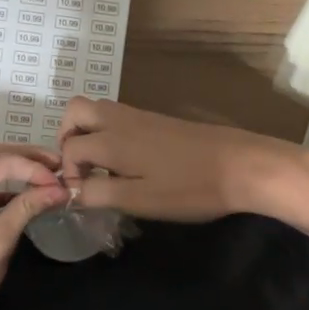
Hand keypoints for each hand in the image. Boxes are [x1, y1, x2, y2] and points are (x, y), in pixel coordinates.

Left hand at [0, 145, 69, 309]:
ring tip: (41, 179)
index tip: (63, 182)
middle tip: (57, 166)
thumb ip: (29, 205)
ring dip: (9, 171)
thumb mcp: (2, 238)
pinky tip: (16, 198)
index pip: (6, 161)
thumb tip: (60, 190)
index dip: (38, 168)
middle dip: (24, 159)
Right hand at [56, 97, 308, 222]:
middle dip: (66, 138)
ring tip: (101, 168)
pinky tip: (127, 163)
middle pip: (76, 111)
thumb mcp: (139, 199)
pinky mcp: (158, 120)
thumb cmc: (188, 188)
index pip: (69, 148)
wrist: (242, 165)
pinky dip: (108, 133)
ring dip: (87, 133)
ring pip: (97, 110)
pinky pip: (118, 117)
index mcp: (111, 139)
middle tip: (80, 170)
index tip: (81, 196)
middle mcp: (120, 120)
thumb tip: (70, 192)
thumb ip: (99, 193)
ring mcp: (141, 117)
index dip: (66, 173)